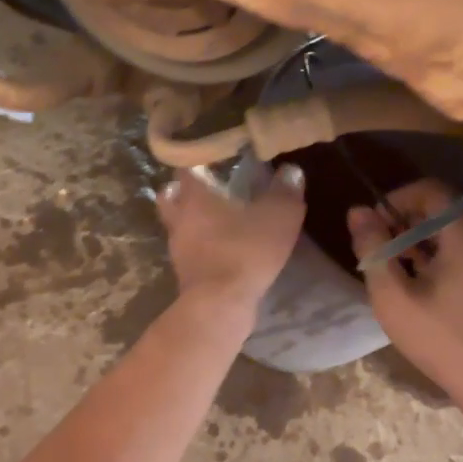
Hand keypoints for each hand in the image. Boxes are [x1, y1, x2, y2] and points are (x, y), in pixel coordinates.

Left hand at [156, 165, 305, 324]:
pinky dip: (201, 247)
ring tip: (218, 219)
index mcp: (193, 197)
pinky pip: (190, 251)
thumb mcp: (278, 216)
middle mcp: (178, 220)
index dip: (194, 159)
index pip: (184, 167)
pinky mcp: (185, 274)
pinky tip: (221, 248)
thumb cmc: (245, 251)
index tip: (210, 156)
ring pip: (178, 226)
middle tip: (206, 187)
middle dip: (184, 191)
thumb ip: (285, 191)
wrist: (221, 305)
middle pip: (171, 197)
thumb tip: (291, 171)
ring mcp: (177, 249)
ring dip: (192, 221)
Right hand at [347, 180, 462, 414]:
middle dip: (411, 218)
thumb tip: (359, 211)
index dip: (397, 199)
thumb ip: (373, 248)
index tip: (375, 225)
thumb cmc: (441, 341)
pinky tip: (434, 280)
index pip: (431, 190)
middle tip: (386, 248)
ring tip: (406, 267)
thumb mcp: (393, 297)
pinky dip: (452, 248)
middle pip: (448, 205)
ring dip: (431, 235)